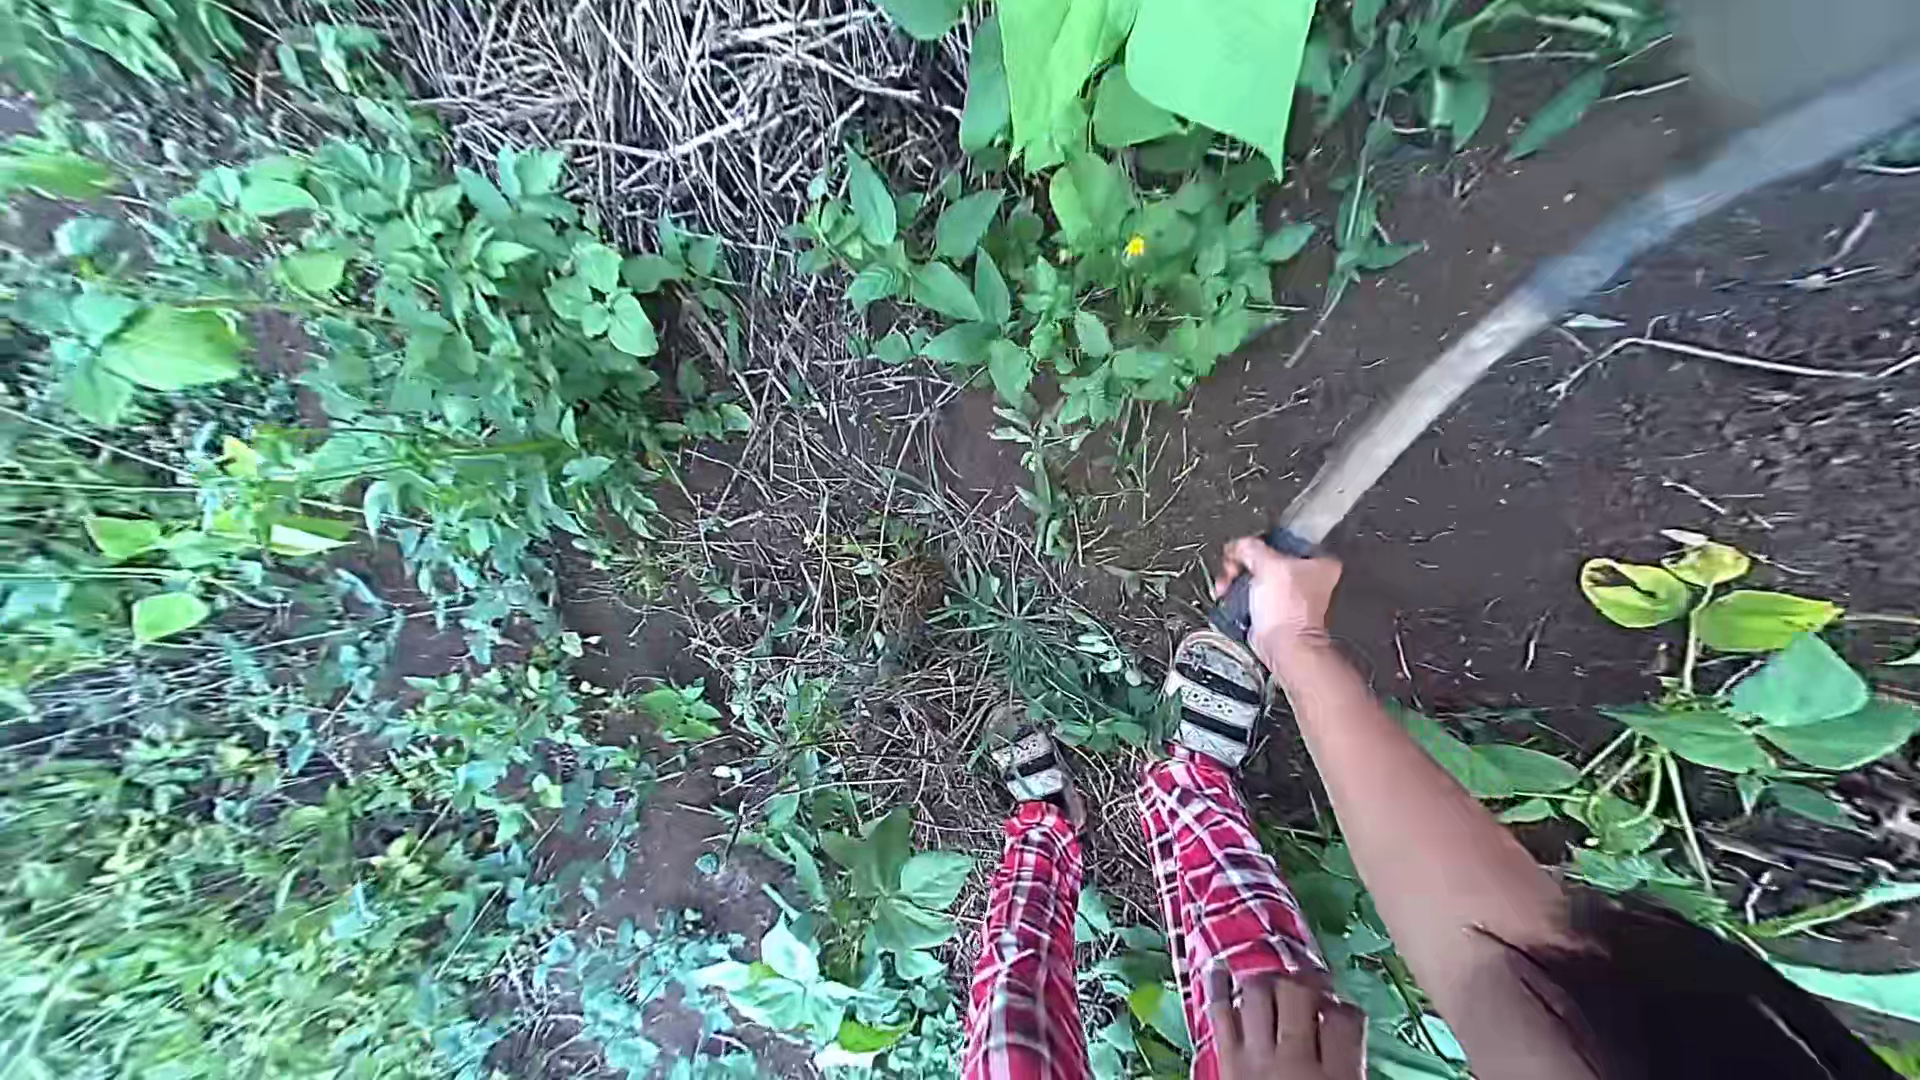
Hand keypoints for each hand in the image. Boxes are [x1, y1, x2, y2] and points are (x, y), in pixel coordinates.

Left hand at [1210, 967, 1364, 1079]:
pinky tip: (1222, 973)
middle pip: (1296, 994)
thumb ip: (1351, 1071)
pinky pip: (1219, 1009)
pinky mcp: (1226, 1059)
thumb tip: (1349, 1038)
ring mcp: (1256, 1056)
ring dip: (1267, 982)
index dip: (1347, 1009)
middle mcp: (1295, 1061)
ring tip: (1275, 983)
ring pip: (1257, 992)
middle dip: (1305, 983)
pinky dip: (1219, 986)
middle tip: (1311, 983)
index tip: (1345, 1008)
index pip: (1345, 1022)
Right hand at [1211, 536, 1342, 665]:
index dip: (1257, 544)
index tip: (1244, 553)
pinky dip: (1236, 593)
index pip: (1279, 539)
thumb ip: (1250, 547)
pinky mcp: (1272, 607)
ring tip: (1228, 586)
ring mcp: (1288, 593)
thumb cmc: (1289, 612)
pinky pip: (1248, 591)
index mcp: (1318, 561)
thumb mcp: (1268, 564)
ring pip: (1252, 574)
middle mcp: (1306, 576)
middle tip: (1234, 571)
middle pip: (1262, 557)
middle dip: (1241, 564)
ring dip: (1235, 579)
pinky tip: (1229, 595)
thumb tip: (1237, 546)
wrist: (1282, 645)